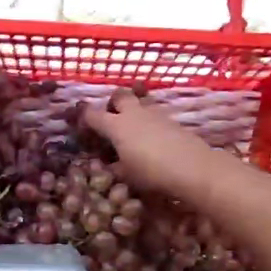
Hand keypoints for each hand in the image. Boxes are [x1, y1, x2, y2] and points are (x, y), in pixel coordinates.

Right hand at [84, 90, 221, 194]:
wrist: (191, 167)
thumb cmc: (151, 173)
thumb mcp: (126, 174)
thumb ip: (115, 165)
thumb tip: (110, 162)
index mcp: (116, 126)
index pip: (92, 114)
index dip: (82, 116)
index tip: (79, 122)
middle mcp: (134, 113)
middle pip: (119, 95)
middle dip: (113, 103)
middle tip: (112, 118)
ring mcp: (155, 114)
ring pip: (140, 101)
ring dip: (134, 109)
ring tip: (134, 129)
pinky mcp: (172, 120)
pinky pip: (155, 114)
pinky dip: (149, 121)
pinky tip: (152, 138)